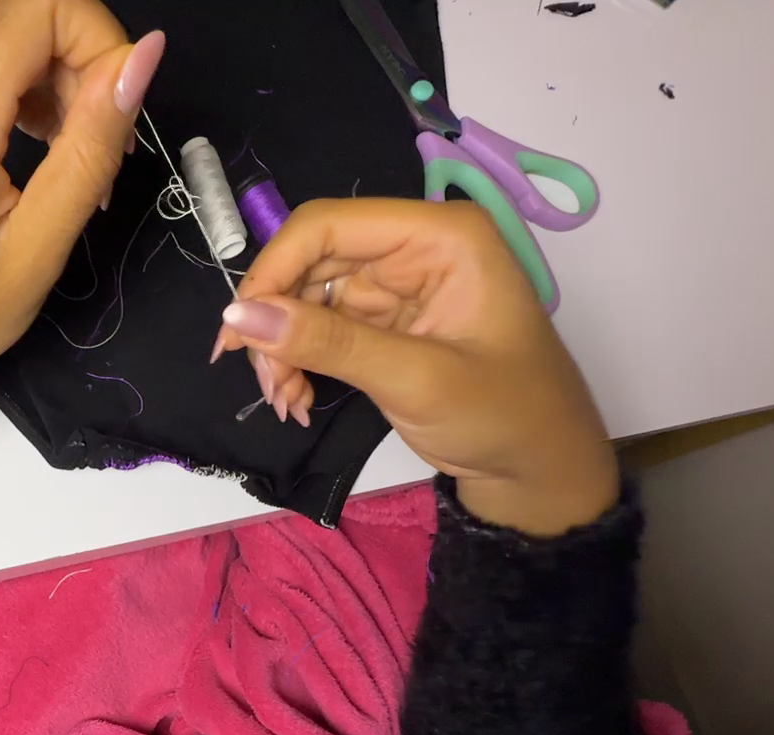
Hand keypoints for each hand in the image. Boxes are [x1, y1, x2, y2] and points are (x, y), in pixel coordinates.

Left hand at [0, 0, 164, 426]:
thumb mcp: (37, 249)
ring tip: (77, 156)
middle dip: (80, 56)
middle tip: (101, 143)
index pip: (37, 6)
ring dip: (57, 76)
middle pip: (20, 9)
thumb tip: (142, 57)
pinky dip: (27, 94)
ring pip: (3, 34)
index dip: (97, 40)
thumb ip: (88, 151)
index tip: (116, 120)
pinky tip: (43, 152)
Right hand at [213, 199, 617, 535]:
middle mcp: (410, 251)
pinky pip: (315, 332)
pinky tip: (298, 400)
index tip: (238, 334)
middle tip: (265, 383)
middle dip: (274, 323)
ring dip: (281, 352)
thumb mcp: (414, 378)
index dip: (271, 273)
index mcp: (437, 238)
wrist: (535, 468)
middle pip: (307, 265)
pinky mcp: (378, 325)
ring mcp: (392, 289)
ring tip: (287, 401)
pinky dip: (296, 365)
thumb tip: (238, 318)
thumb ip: (327, 343)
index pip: (326, 227)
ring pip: (302, 302)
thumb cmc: (503, 416)